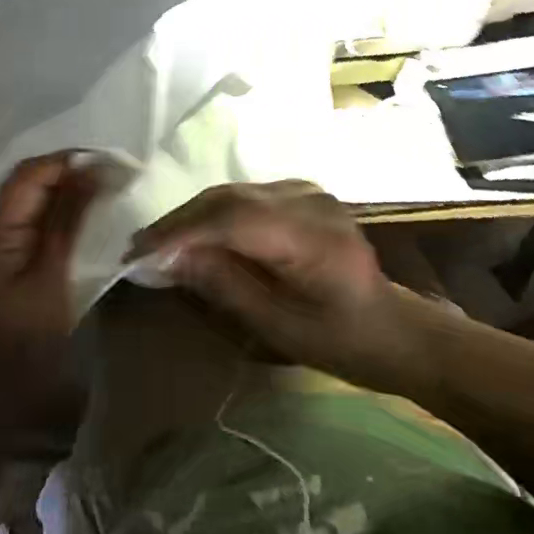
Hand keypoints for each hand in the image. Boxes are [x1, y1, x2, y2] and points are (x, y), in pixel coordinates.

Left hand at [0, 153, 100, 447]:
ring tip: (107, 191)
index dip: (70, 161)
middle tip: (117, 176)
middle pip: (25, 183)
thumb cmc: (28, 348)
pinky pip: (24, 220)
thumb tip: (93, 168)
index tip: (115, 163)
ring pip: (27, 199)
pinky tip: (83, 216)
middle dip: (70, 174)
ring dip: (65, 192)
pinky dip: (54, 213)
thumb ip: (69, 219)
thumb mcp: (53, 279)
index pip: (28, 173)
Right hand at [128, 182, 430, 392]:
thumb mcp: (280, 328)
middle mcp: (310, 202)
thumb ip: (225, 286)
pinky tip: (191, 232)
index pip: (235, 220)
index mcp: (315, 239)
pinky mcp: (298, 192)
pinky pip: (242, 197)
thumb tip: (169, 258)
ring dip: (190, 216)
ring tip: (155, 242)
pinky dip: (210, 213)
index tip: (140, 252)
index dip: (183, 231)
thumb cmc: (342, 342)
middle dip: (179, 222)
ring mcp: (306, 191)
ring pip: (230, 193)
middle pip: (228, 200)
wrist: (395, 328)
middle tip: (138, 247)